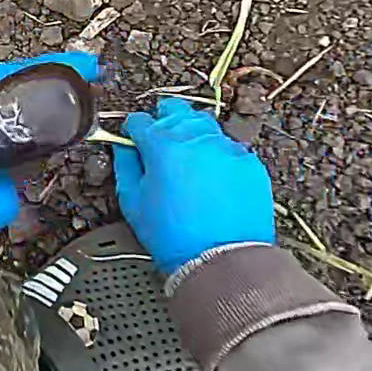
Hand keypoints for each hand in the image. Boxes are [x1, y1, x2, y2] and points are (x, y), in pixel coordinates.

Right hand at [113, 97, 274, 275]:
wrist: (222, 260)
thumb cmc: (175, 237)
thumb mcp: (133, 203)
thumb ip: (125, 167)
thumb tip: (124, 148)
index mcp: (162, 146)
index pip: (140, 120)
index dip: (133, 129)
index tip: (134, 136)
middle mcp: (195, 138)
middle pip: (175, 109)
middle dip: (163, 118)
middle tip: (159, 137)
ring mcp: (225, 147)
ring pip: (203, 124)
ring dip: (191, 132)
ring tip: (186, 155)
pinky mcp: (247, 162)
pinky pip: (227, 147)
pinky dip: (216, 154)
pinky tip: (211, 174)